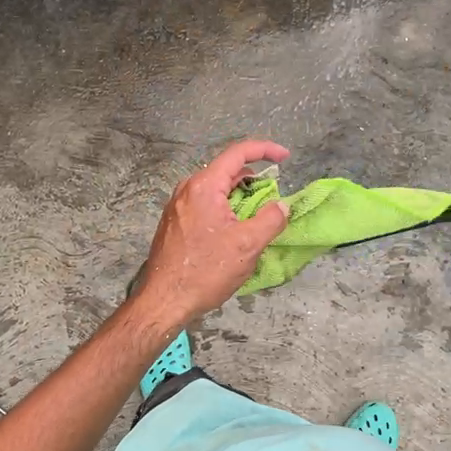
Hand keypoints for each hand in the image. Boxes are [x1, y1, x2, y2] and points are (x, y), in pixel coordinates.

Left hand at [132, 140, 291, 329]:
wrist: (164, 300)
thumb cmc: (205, 271)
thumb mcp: (247, 246)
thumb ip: (270, 220)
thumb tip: (281, 206)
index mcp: (204, 186)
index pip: (238, 153)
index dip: (265, 150)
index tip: (285, 157)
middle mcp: (187, 188)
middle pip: (226, 171)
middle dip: (254, 180)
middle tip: (274, 197)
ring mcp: (178, 205)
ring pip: (216, 189)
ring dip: (240, 197)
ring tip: (257, 217)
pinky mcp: (175, 221)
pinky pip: (205, 203)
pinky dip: (225, 208)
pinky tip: (234, 230)